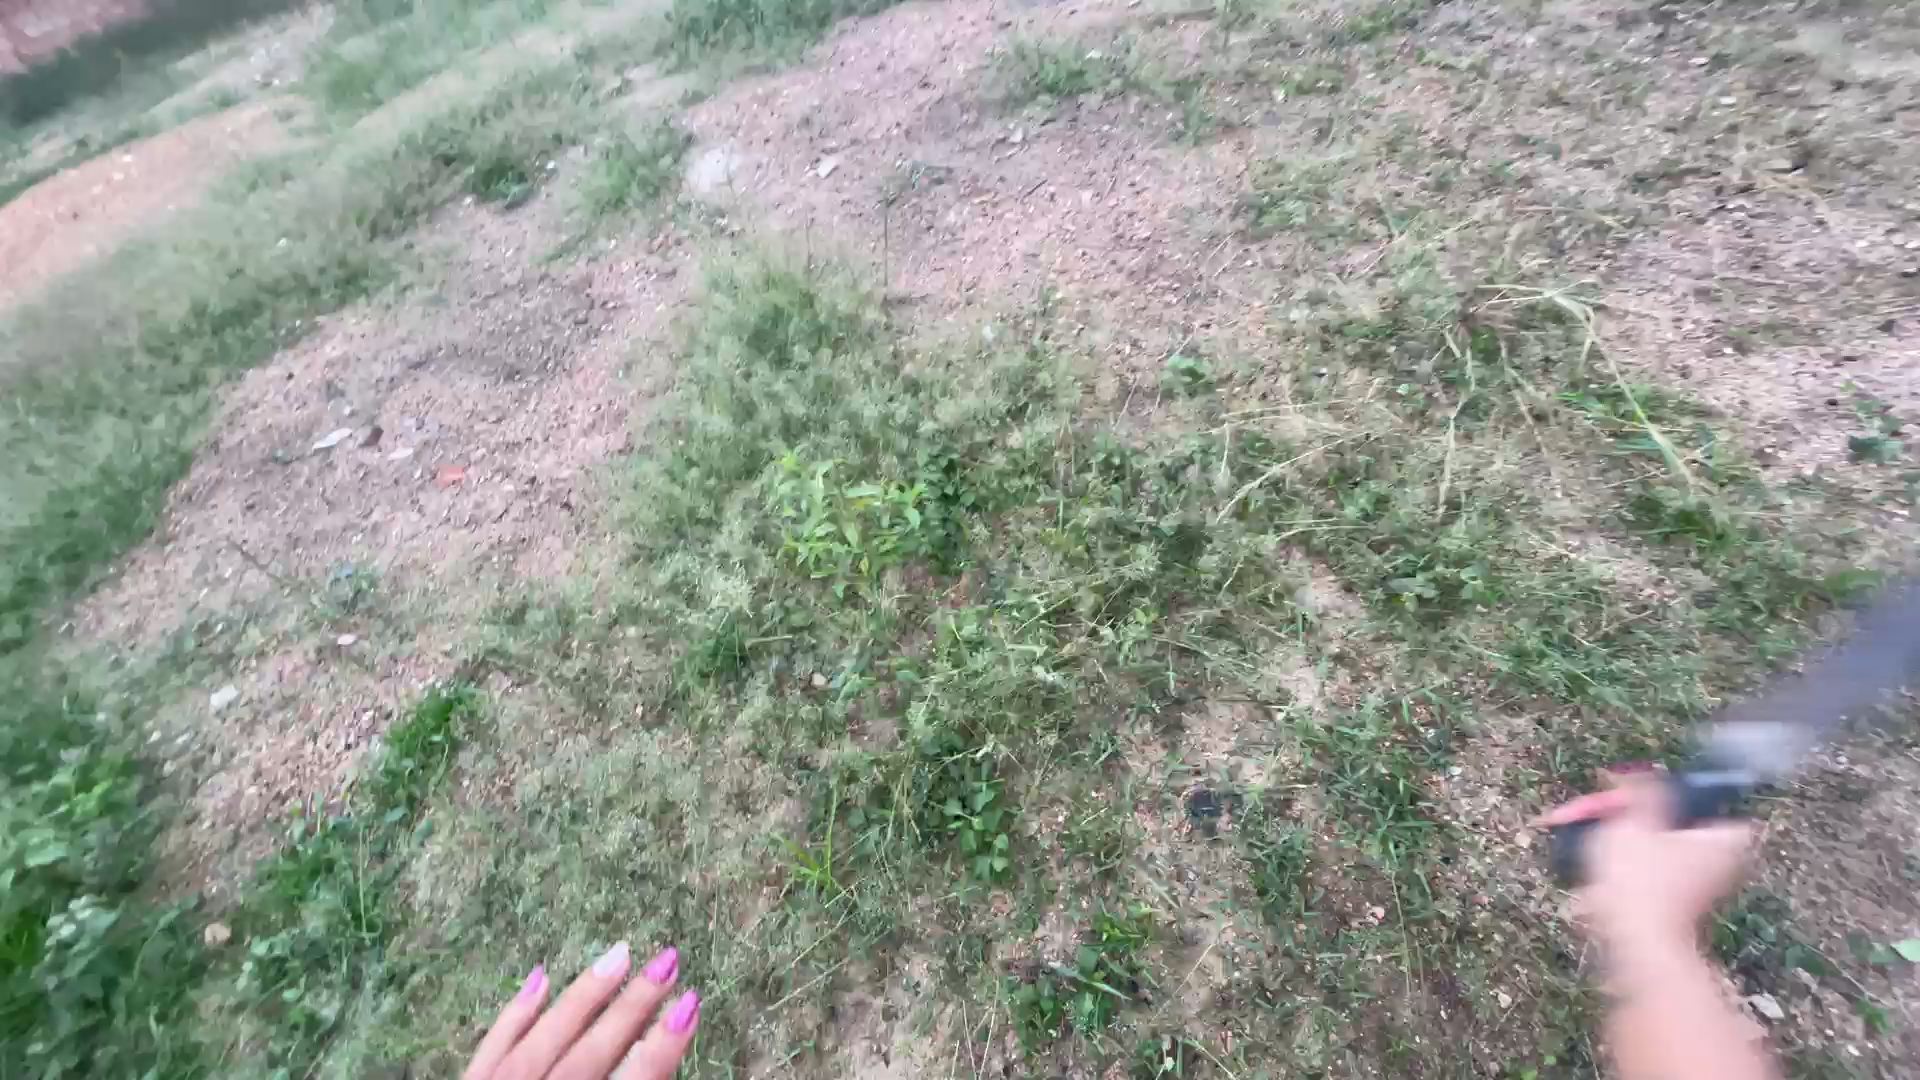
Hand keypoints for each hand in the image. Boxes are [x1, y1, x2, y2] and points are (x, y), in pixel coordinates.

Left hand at [463, 942, 699, 1079]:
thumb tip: (665, 1040)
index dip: (661, 1049)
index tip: (692, 1001)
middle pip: (586, 1059)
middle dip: (630, 1008)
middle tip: (668, 959)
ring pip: (539, 1045)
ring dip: (582, 998)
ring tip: (621, 951)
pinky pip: (488, 1053)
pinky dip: (514, 1016)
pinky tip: (540, 976)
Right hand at [1537, 771, 1755, 949]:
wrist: (1634, 933)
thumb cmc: (1640, 875)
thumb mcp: (1635, 821)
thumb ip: (1644, 791)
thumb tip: (1650, 769)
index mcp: (1722, 839)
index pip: (1708, 801)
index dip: (1671, 789)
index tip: (1630, 788)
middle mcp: (1716, 857)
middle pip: (1666, 815)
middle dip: (1617, 808)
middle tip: (1583, 810)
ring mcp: (1693, 877)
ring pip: (1647, 835)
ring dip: (1608, 826)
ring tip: (1569, 825)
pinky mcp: (1670, 891)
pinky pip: (1642, 856)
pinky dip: (1614, 849)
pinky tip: (1583, 849)